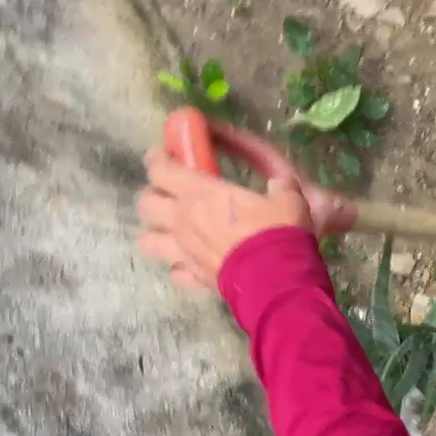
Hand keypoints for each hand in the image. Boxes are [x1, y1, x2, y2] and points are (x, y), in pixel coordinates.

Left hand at [134, 147, 312, 291]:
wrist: (278, 279)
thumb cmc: (278, 232)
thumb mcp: (289, 200)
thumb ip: (281, 189)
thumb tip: (280, 185)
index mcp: (199, 193)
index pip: (160, 169)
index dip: (158, 159)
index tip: (163, 156)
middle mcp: (182, 220)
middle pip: (146, 202)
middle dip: (155, 196)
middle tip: (171, 197)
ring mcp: (184, 252)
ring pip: (148, 240)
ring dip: (157, 234)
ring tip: (172, 234)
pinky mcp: (195, 278)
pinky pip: (175, 273)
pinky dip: (180, 268)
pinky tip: (191, 266)